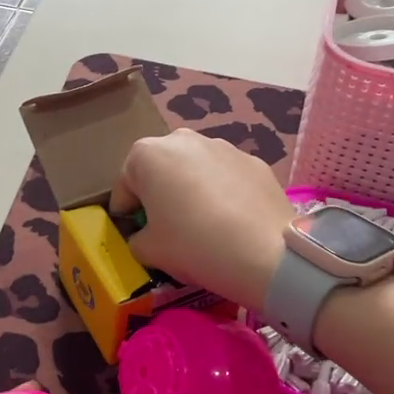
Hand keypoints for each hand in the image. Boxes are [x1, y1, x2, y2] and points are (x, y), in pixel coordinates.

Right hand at [108, 129, 293, 310]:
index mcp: (146, 154)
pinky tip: (233, 221)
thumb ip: (137, 238)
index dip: (127, 212)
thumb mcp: (149, 251)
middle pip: (161, 169)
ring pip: (195, 168)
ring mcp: (222, 146)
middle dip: (160, 193)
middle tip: (170, 227)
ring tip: (205, 224)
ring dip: (193, 189)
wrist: (267, 253)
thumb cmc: (194, 245)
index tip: (136, 233)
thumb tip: (146, 236)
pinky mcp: (253, 160)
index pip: (125, 185)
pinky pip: (226, 176)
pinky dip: (224, 192)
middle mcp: (181, 139)